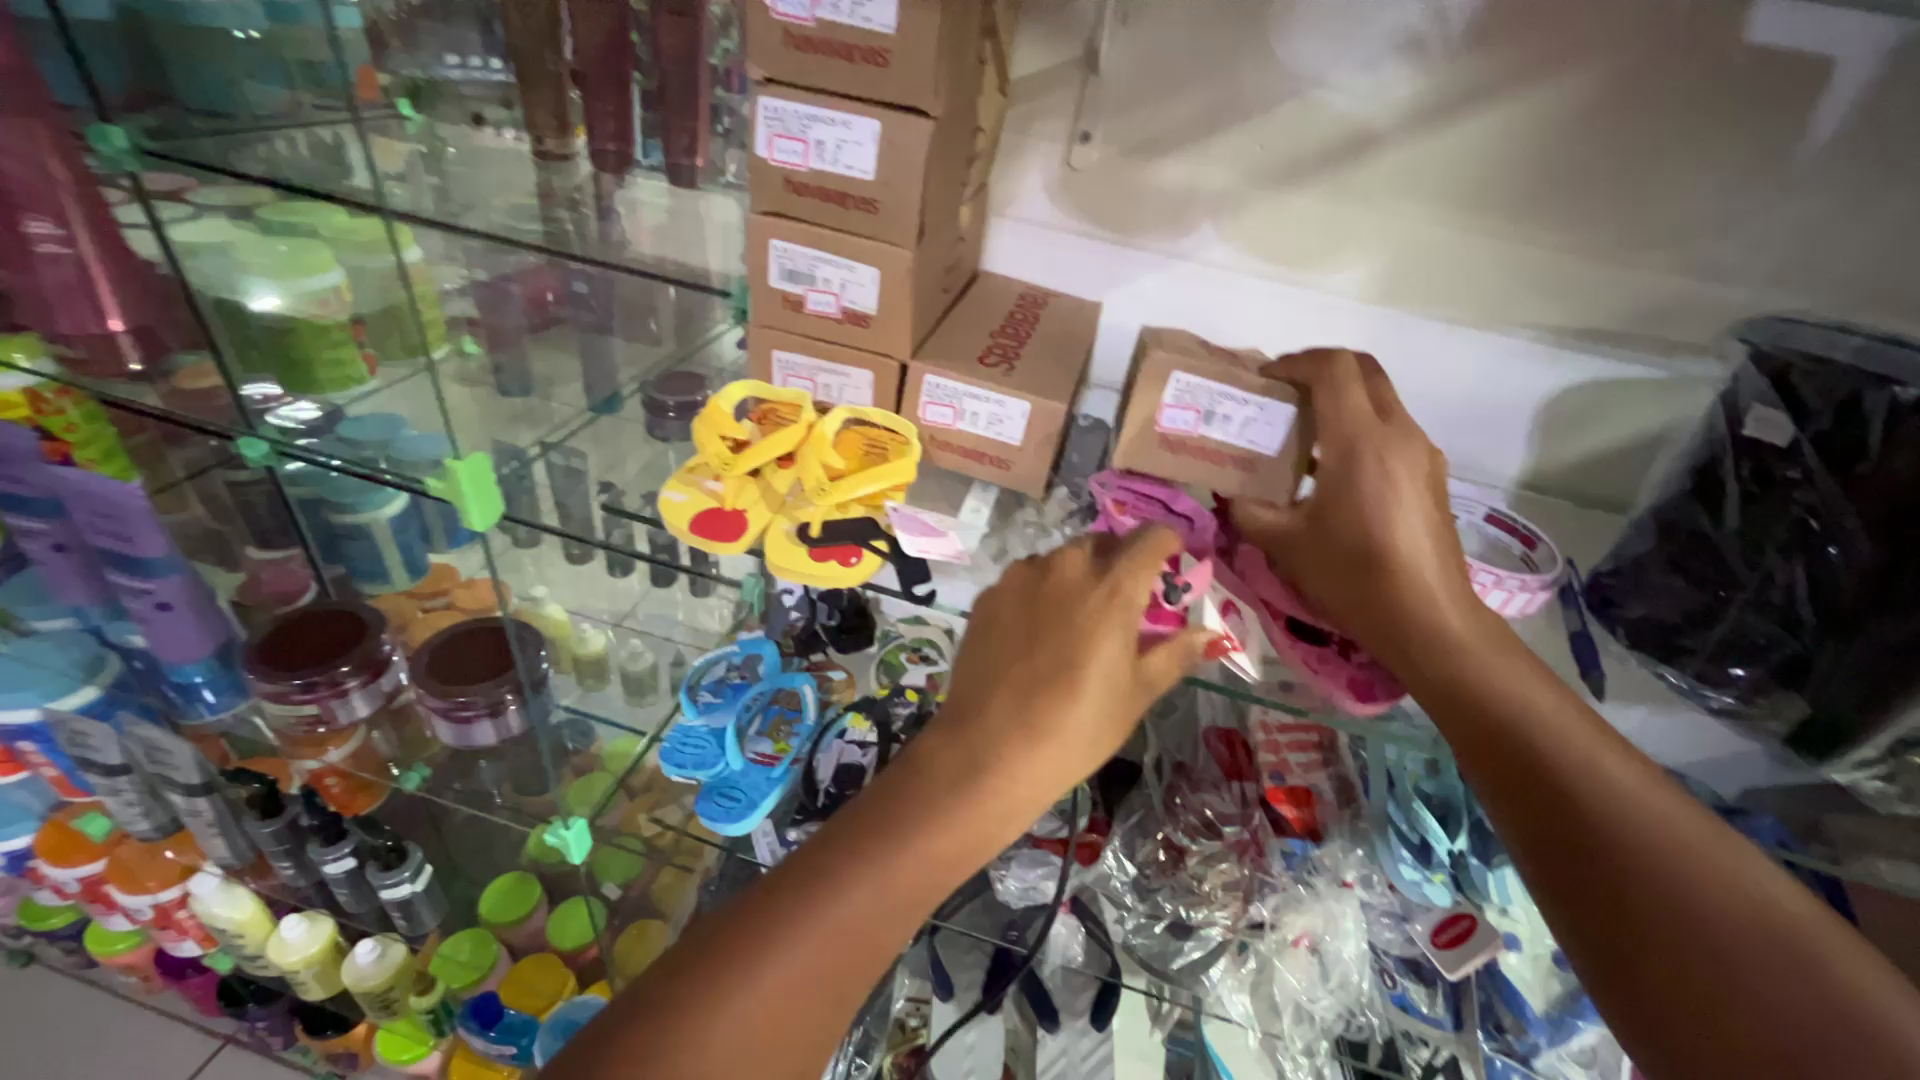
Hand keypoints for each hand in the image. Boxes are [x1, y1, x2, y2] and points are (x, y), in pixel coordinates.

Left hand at [931, 526, 1214, 807]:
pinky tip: (1034, 636)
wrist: (989, 749)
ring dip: (1075, 578)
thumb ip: (1174, 654)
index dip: (1167, 544)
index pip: (1151, 537)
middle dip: (1118, 562)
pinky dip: (1038, 595)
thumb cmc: (1076, 727)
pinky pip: (1024, 581)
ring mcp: (1019, 578)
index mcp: (1112, 586)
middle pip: (1102, 544)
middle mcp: (1065, 567)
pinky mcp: (987, 597)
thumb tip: (1207, 633)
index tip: (1171, 562)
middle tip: (1122, 603)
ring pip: (1058, 561)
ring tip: (1074, 623)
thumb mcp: (1136, 694)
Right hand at [1230, 349, 1489, 669]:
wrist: (1426, 619)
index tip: (1265, 381)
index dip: (1295, 362)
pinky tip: (1331, 473)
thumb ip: (1249, 509)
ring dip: (1341, 402)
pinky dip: (1359, 430)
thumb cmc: (1352, 575)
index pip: (1333, 368)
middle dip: (1320, 371)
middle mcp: (1398, 433)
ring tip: (1301, 436)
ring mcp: (1422, 453)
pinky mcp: (1431, 476)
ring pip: (1381, 400)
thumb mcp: (1284, 543)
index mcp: (1360, 440)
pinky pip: (1392, 431)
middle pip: (1363, 371)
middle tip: (1282, 396)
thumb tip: (1230, 494)